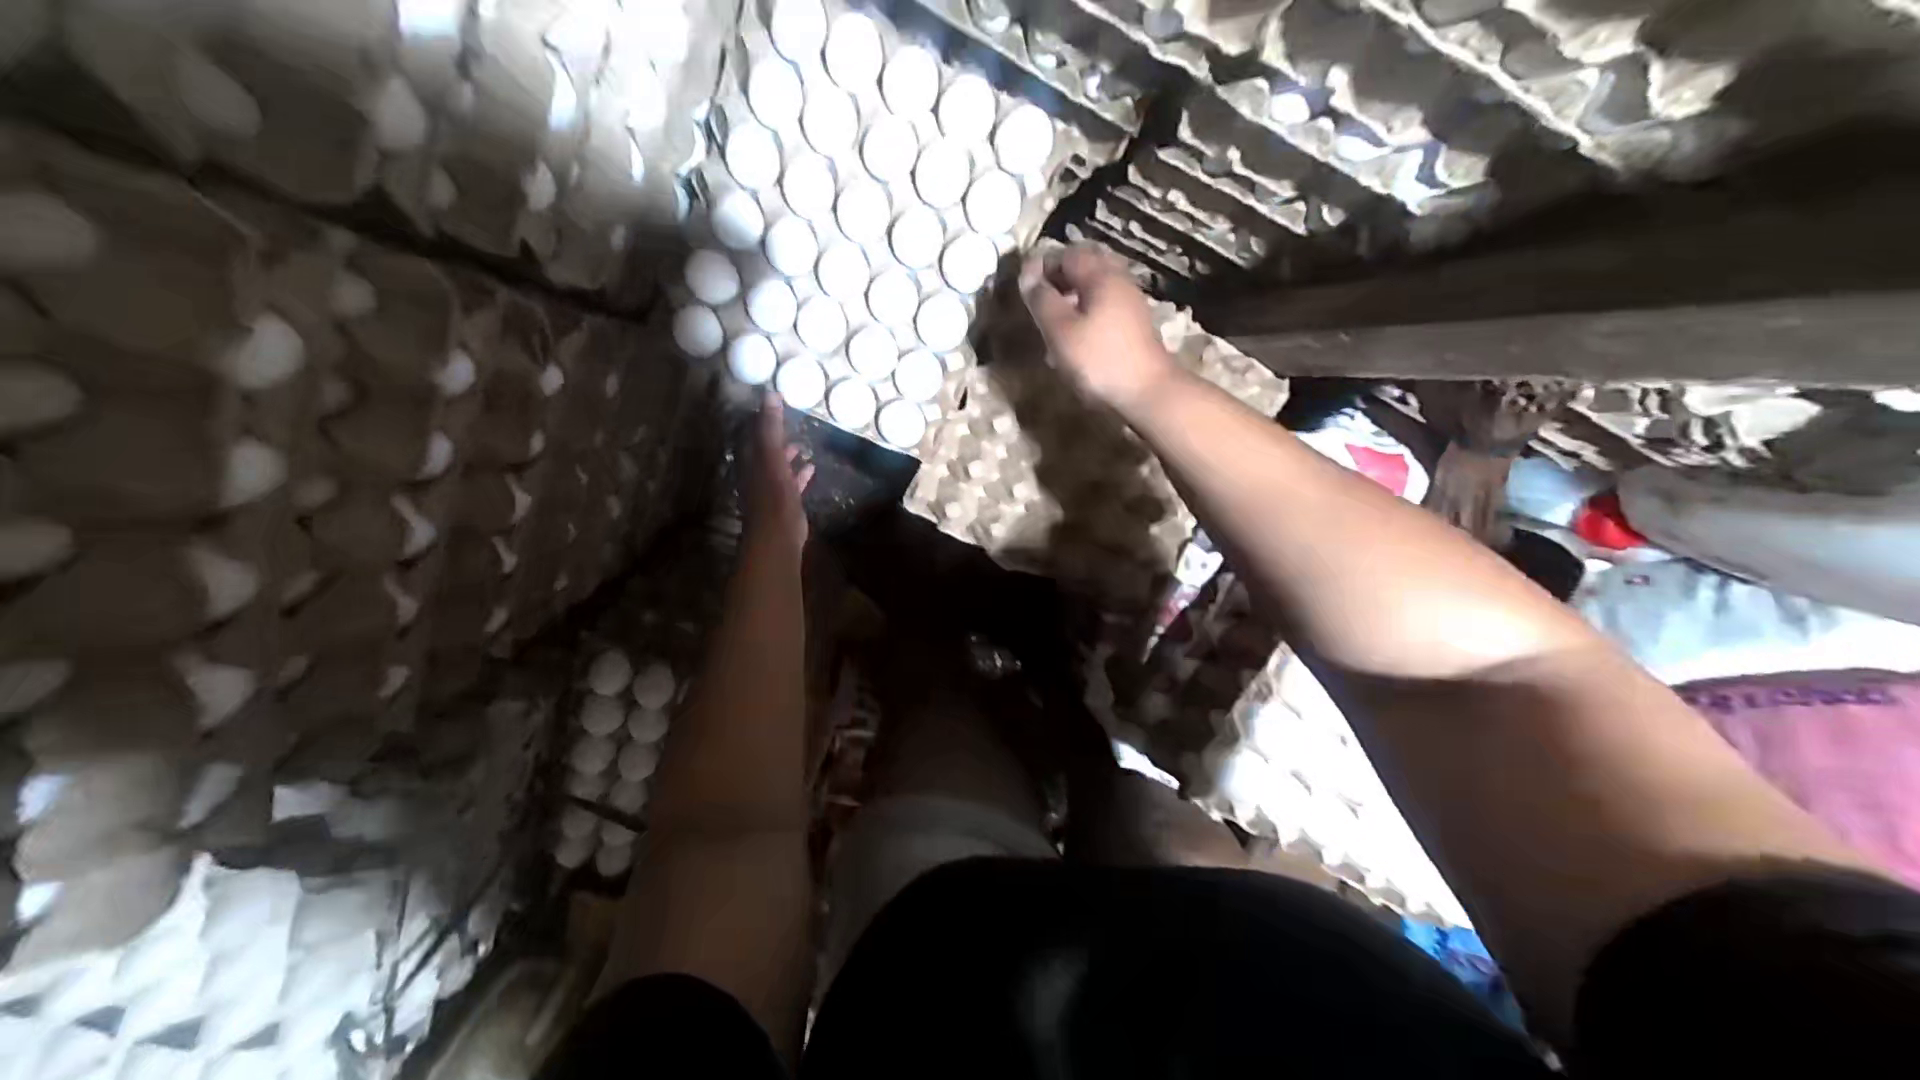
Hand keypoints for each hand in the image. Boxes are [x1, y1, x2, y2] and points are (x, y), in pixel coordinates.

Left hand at [745, 393, 814, 549]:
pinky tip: (811, 468)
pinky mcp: (783, 503)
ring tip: (802, 445)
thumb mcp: (772, 457)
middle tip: (789, 424)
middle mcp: (755, 473)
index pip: (751, 434)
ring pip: (776, 467)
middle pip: (763, 451)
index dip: (761, 419)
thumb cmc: (773, 495)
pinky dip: (798, 474)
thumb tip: (770, 395)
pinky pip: (790, 483)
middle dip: (775, 438)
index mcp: (749, 461)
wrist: (777, 536)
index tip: (774, 405)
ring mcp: (768, 490)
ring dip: (787, 455)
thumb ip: (771, 428)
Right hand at [1019, 244, 1177, 413]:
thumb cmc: (1099, 359)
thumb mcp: (1059, 329)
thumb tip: (1027, 273)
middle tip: (1038, 305)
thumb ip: (1041, 298)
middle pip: (1083, 268)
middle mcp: (1119, 280)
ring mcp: (1130, 303)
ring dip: (1071, 301)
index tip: (1024, 291)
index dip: (1041, 267)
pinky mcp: (1133, 326)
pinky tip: (1074, 343)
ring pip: (1093, 290)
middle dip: (1058, 282)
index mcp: (1101, 274)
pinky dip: (1085, 317)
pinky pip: (1103, 309)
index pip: (1066, 255)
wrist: (1148, 393)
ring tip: (1052, 327)